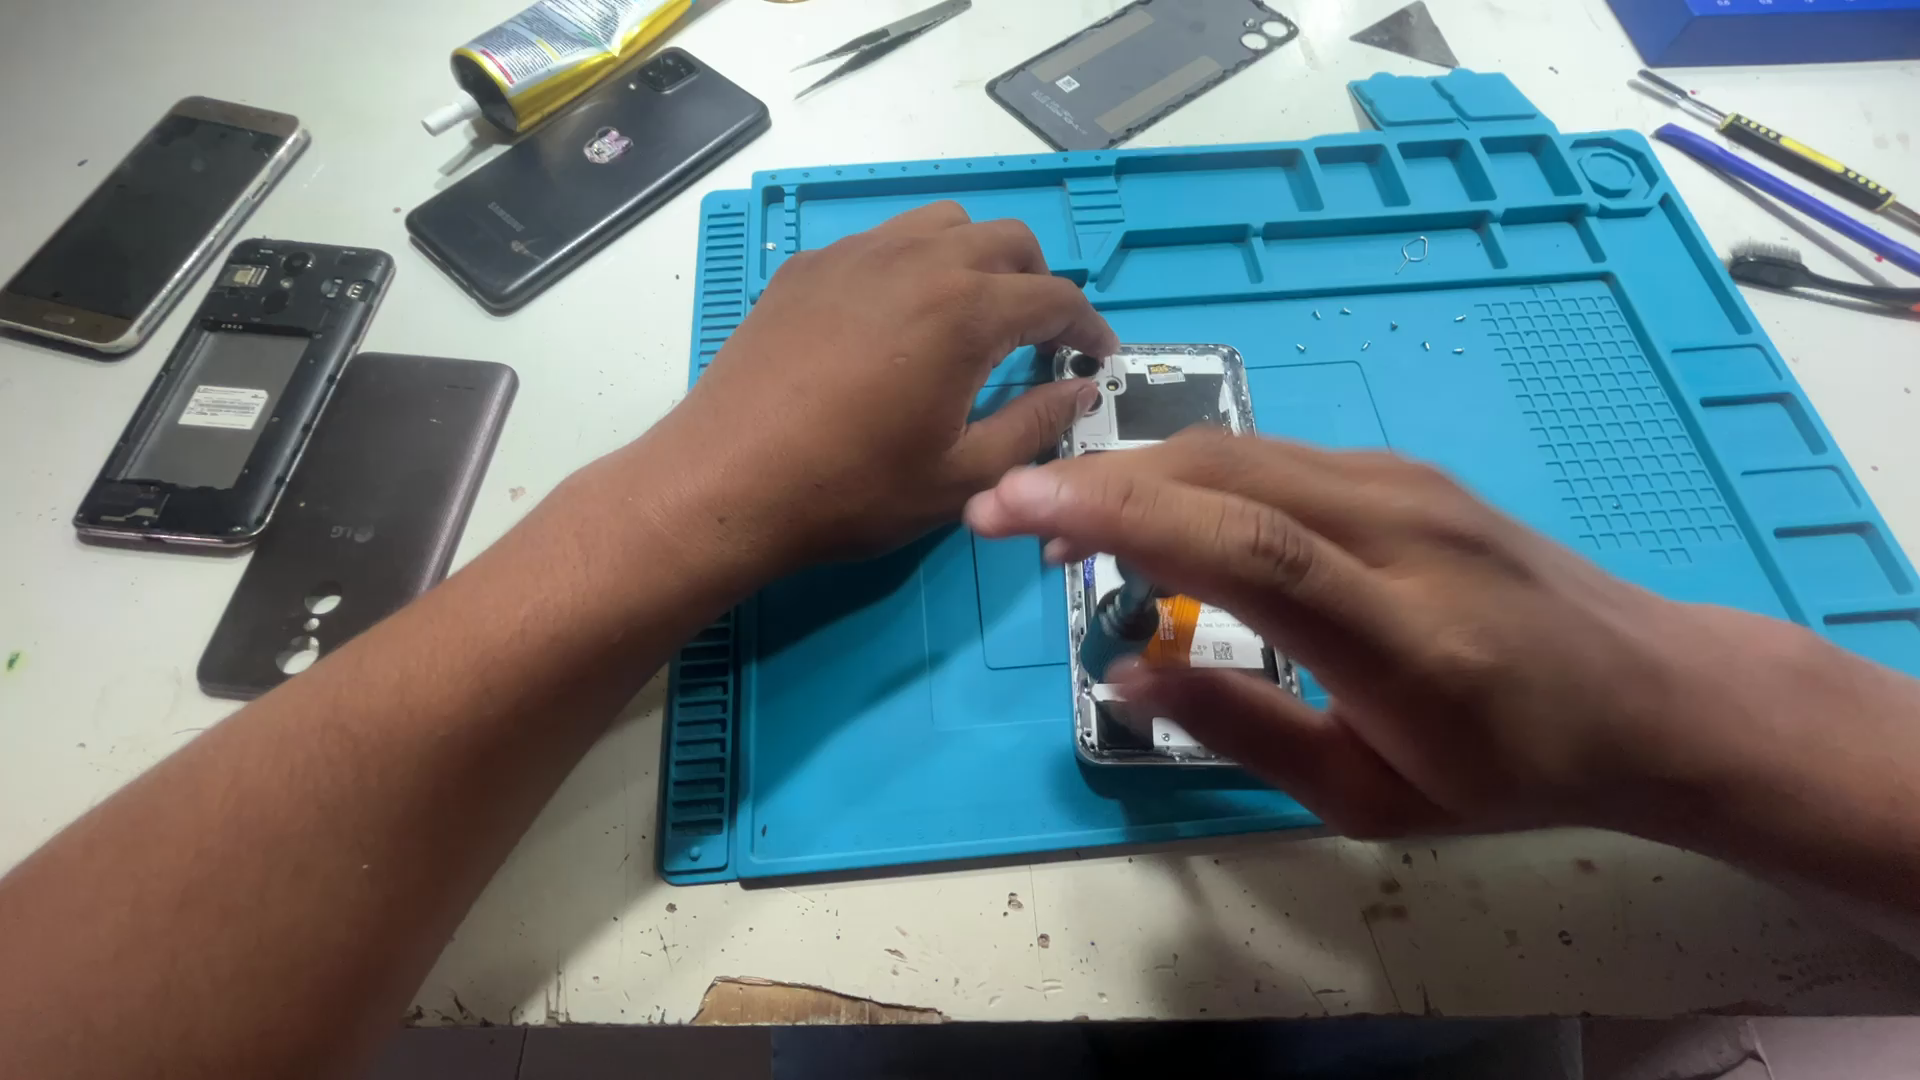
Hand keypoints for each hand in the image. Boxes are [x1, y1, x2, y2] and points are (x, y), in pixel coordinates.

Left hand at [631, 202, 1114, 577]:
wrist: (727, 483)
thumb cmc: (851, 491)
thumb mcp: (959, 476)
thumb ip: (1033, 426)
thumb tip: (1079, 391)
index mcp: (964, 310)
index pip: (1054, 297)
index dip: (1087, 327)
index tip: (1096, 356)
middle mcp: (915, 260)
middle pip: (1006, 241)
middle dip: (1037, 284)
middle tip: (1037, 339)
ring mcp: (854, 255)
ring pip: (942, 226)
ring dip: (977, 262)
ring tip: (971, 319)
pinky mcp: (807, 269)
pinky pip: (882, 243)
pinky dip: (915, 266)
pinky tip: (896, 321)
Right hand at [963, 429, 1874, 842]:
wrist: (1654, 691)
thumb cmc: (1507, 768)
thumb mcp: (1364, 794)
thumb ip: (1236, 728)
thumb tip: (1122, 674)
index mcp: (1397, 633)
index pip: (1238, 545)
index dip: (1115, 516)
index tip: (1011, 510)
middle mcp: (1395, 526)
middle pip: (1217, 474)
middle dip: (1091, 482)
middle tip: (1004, 514)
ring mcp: (1396, 482)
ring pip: (1229, 453)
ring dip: (1127, 479)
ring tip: (1061, 528)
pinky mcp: (1389, 468)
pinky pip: (1260, 459)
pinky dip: (1180, 480)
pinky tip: (1150, 519)